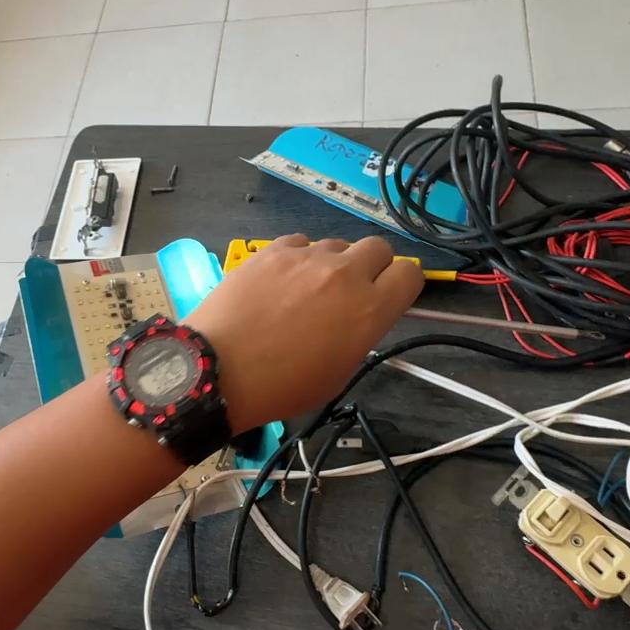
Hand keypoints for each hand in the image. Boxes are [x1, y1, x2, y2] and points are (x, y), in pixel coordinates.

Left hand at [186, 235, 423, 431]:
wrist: (219, 370)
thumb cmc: (282, 386)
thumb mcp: (339, 372)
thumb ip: (360, 332)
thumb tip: (360, 313)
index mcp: (370, 309)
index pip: (410, 274)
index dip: (401, 285)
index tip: (387, 297)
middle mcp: (345, 274)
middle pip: (378, 248)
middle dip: (371, 267)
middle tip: (349, 291)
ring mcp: (306, 257)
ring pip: (336, 245)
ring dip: (331, 263)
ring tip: (305, 290)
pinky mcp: (273, 250)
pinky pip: (300, 243)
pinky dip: (297, 259)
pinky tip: (280, 281)